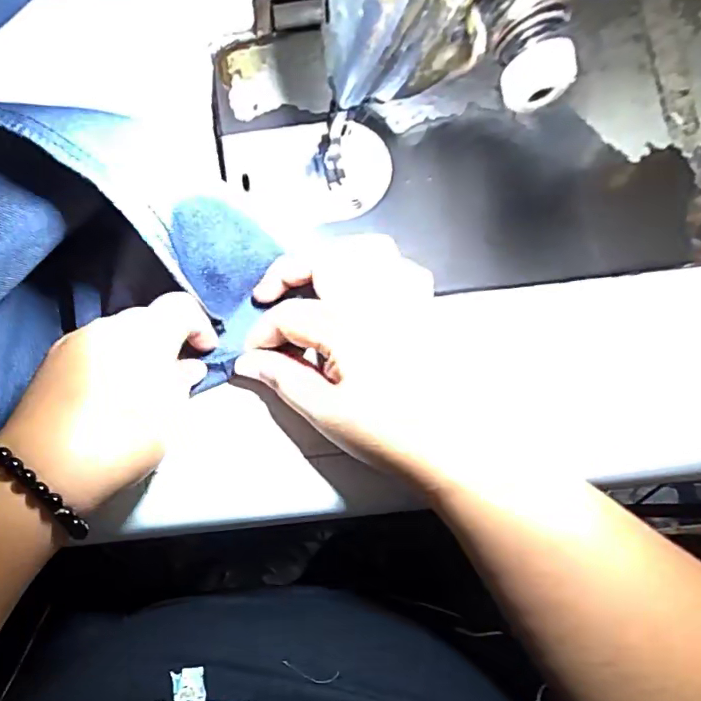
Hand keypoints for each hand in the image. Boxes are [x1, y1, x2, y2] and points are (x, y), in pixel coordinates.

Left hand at [0, 293, 216, 510]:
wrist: (41, 471)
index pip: (180, 307)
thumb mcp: (168, 423)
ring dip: (135, 355)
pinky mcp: (50, 362)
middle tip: (174, 379)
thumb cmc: (119, 444)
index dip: (199, 326)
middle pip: (146, 320)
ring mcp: (73, 341)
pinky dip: (108, 365)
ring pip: (115, 336)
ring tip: (140, 394)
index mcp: (142, 334)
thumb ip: (181, 387)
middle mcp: (106, 326)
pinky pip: (92, 352)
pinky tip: (108, 401)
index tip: (205, 354)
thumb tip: (185, 368)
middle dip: (165, 342)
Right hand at [233, 236, 479, 494]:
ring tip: (310, 285)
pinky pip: (399, 268)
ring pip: (364, 251)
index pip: (288, 315)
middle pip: (322, 261)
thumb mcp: (324, 412)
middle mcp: (379, 303)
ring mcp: (406, 302)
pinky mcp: (424, 311)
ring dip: (330, 261)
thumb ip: (283, 378)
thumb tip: (254, 362)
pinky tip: (357, 295)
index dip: (263, 334)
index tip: (256, 354)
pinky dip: (371, 271)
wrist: (446, 449)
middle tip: (267, 297)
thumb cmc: (395, 435)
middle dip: (287, 273)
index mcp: (348, 327)